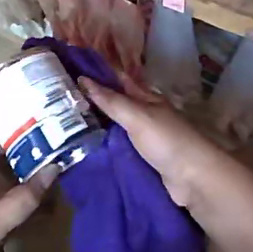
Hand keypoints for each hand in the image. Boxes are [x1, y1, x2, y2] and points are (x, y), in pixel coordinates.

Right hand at [77, 76, 232, 209]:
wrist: (193, 179)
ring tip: (63, 123)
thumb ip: (110, 100)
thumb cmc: (166, 140)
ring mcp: (145, 138)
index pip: (118, 80)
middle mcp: (145, 115)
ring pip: (115, 127)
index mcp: (147, 99)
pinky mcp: (143, 159)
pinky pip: (119, 147)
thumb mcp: (136, 116)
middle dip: (92, 101)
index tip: (70, 72)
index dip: (98, 74)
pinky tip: (85, 147)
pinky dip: (104, 145)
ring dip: (96, 125)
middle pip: (115, 104)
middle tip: (59, 100)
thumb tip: (82, 78)